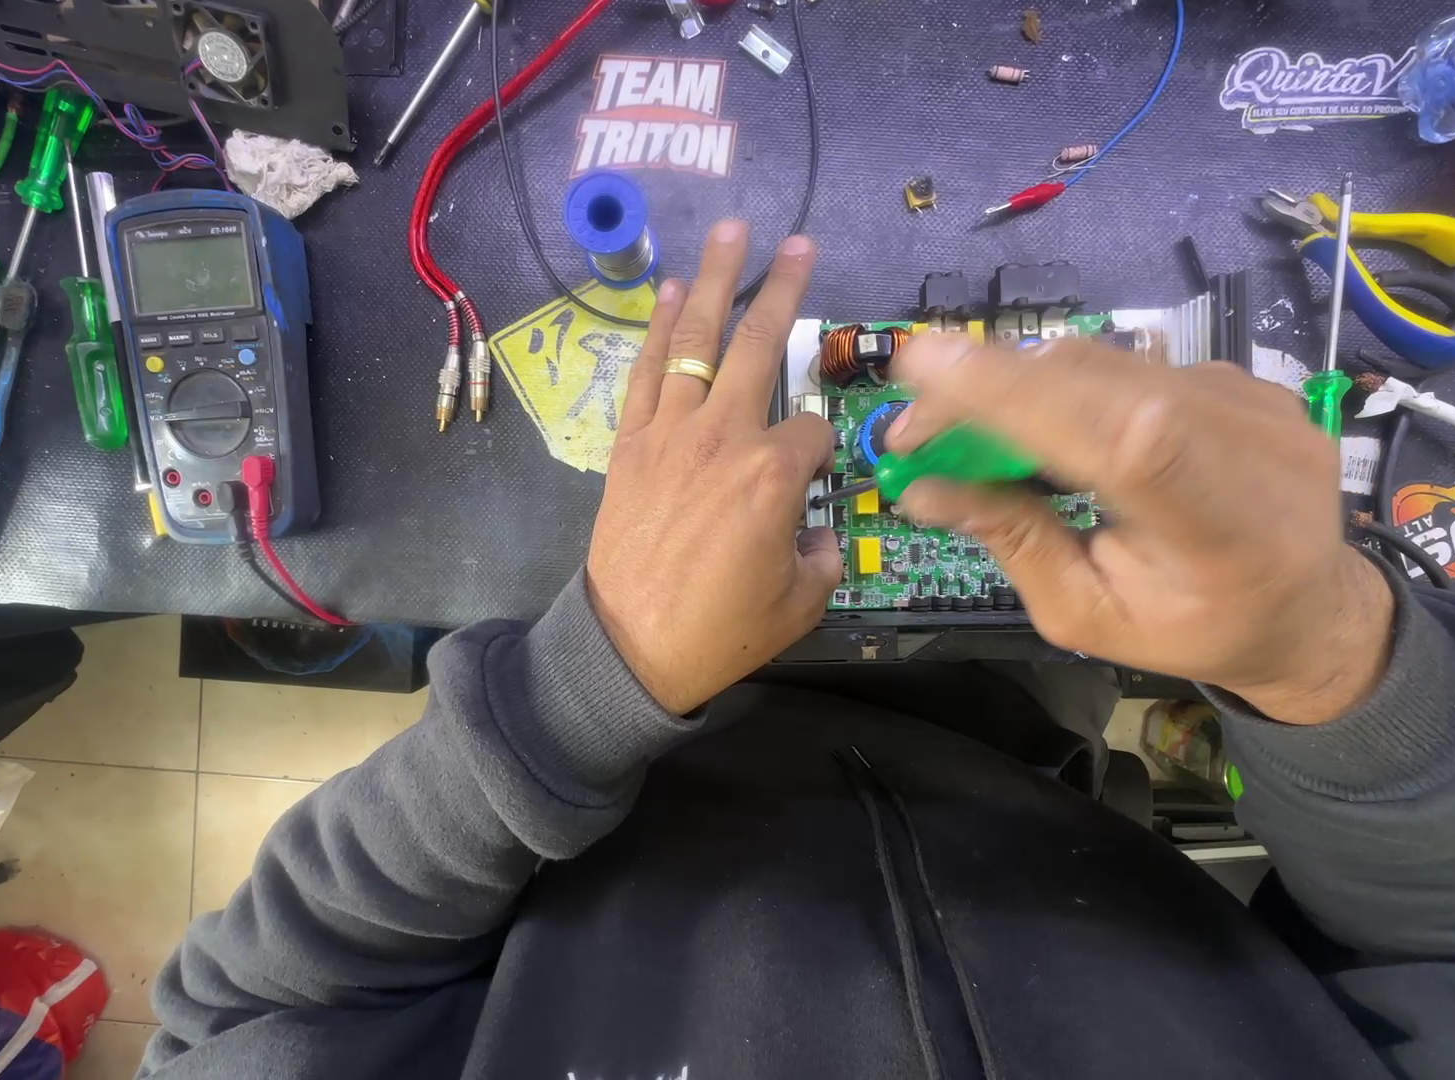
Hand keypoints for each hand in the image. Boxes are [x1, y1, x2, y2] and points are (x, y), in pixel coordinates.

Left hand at [586, 221, 838, 713]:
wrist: (631, 650)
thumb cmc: (721, 632)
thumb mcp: (801, 603)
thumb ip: (822, 555)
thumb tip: (814, 530)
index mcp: (775, 475)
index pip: (815, 430)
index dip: (824, 448)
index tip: (813, 474)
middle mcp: (724, 436)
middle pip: (759, 346)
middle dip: (784, 289)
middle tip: (801, 244)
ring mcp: (671, 433)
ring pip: (697, 340)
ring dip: (715, 281)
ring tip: (732, 232)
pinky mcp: (631, 443)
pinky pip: (647, 372)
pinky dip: (658, 328)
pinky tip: (669, 292)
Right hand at [887, 335, 1393, 724]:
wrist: (1309, 608)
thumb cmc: (1190, 626)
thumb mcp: (1085, 613)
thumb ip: (1013, 542)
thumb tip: (922, 489)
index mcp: (1222, 530)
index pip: (1123, 438)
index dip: (1020, 396)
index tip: (925, 365)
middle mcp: (1251, 444)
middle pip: (1097, 385)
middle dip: (983, 393)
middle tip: (909, 431)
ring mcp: (1251, 399)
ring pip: (1101, 365)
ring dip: (1011, 387)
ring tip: (955, 430)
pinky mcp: (1239, 378)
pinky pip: (1125, 368)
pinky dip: (1059, 390)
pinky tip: (1034, 427)